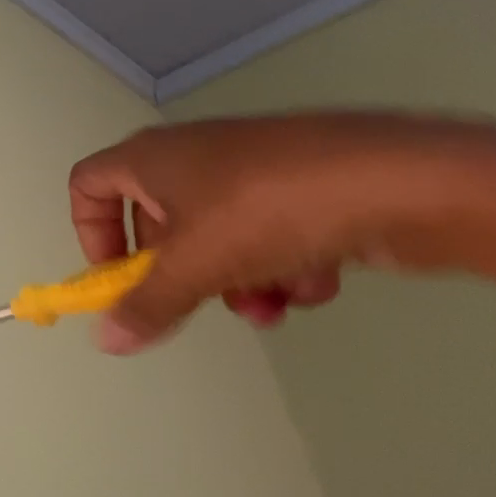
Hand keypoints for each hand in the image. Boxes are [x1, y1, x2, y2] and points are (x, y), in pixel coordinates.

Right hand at [68, 112, 495, 351]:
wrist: (406, 181)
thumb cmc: (265, 211)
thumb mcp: (194, 268)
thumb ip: (147, 306)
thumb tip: (106, 340)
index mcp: (151, 159)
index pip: (89, 185)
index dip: (91, 233)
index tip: (116, 274)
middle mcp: (195, 156)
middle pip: (158, 221)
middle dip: (177, 272)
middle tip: (195, 301)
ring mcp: (255, 168)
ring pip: (219, 233)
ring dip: (233, 279)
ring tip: (269, 308)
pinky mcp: (310, 184)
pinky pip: (272, 227)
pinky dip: (283, 262)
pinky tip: (315, 285)